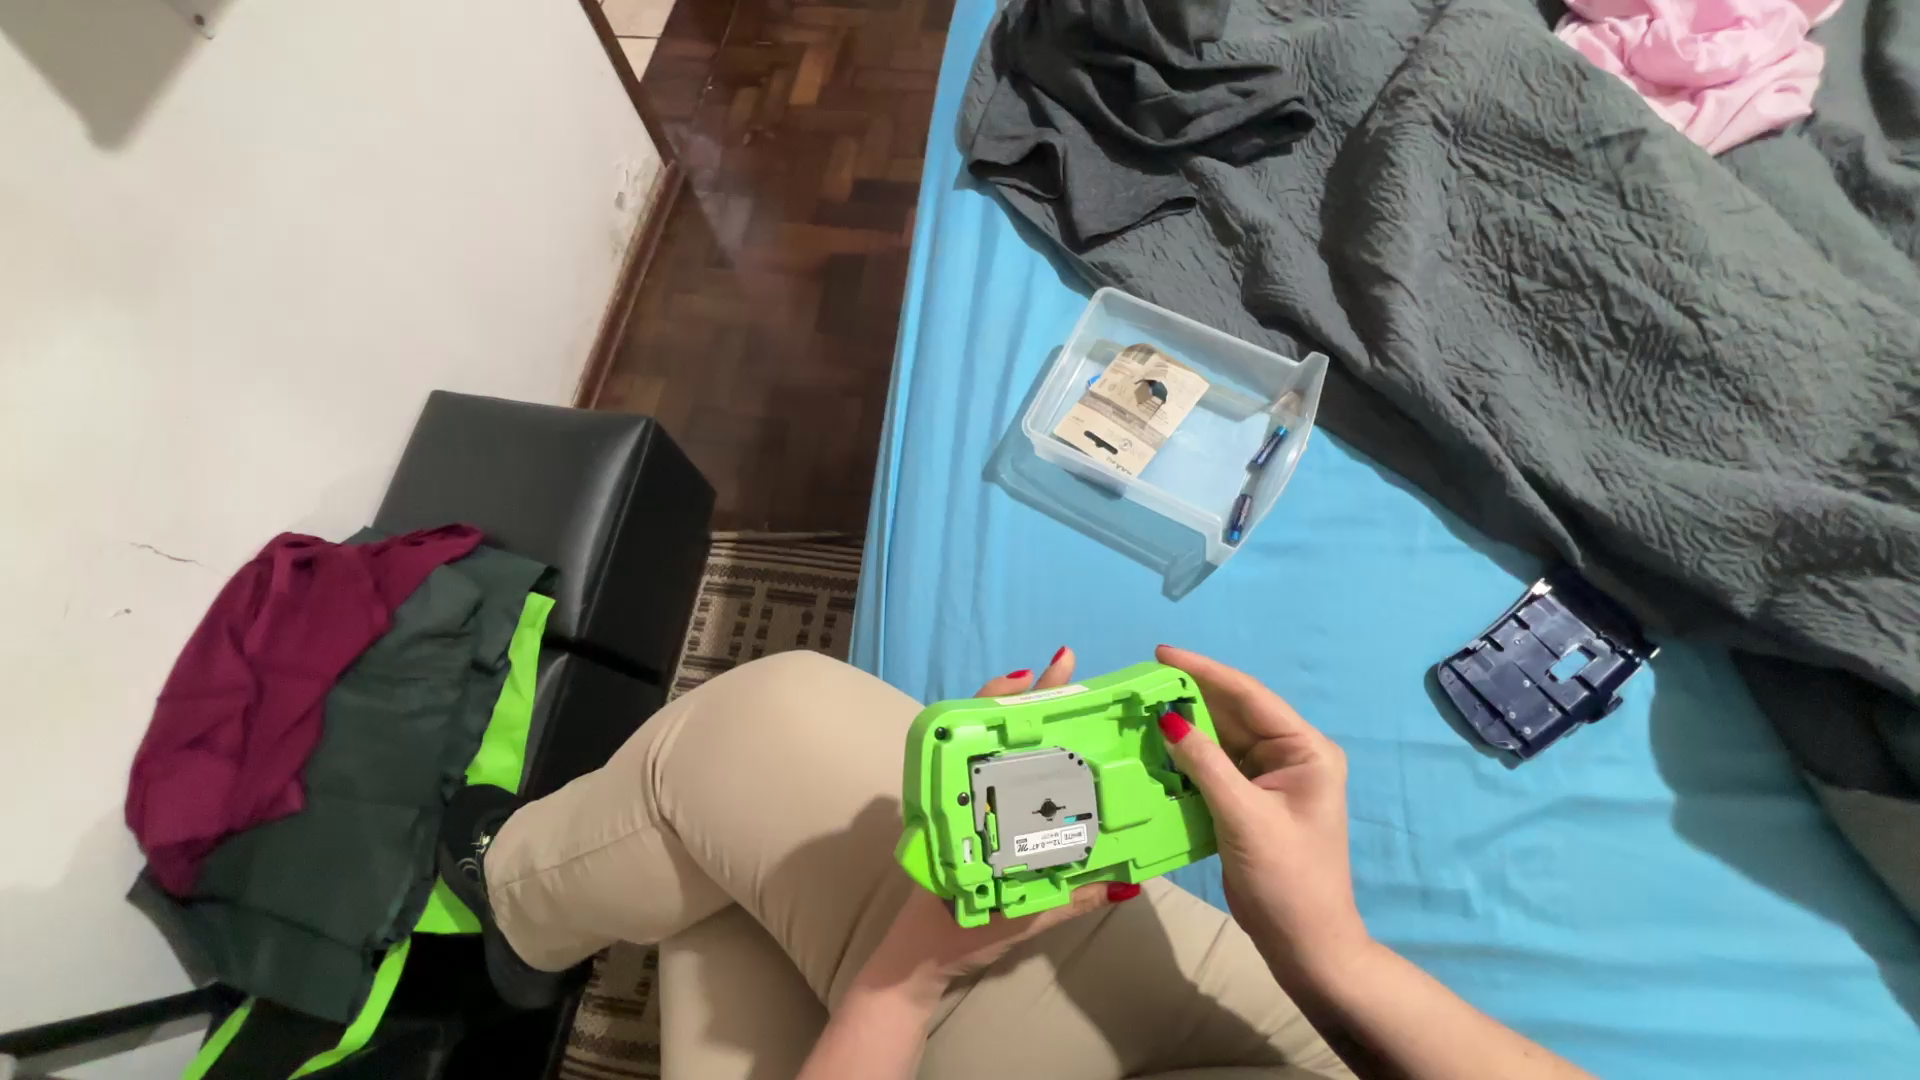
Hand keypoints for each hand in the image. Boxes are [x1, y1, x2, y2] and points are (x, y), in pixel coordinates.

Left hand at [850, 645, 1135, 1006]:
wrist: (915, 960)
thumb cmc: (952, 935)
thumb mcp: (1014, 919)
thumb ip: (1066, 900)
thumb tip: (1124, 881)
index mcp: (959, 808)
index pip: (980, 737)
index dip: (1005, 700)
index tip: (1034, 671)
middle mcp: (959, 796)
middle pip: (992, 731)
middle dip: (1030, 698)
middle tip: (1066, 666)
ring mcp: (965, 805)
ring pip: (996, 749)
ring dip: (1029, 721)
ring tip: (1067, 696)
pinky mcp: (974, 820)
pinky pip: (1000, 776)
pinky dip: (1027, 757)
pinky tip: (1056, 754)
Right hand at [1153, 645, 1371, 981]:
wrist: (1304, 945)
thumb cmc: (1287, 879)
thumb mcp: (1243, 816)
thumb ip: (1205, 763)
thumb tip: (1167, 718)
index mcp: (1305, 750)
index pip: (1249, 696)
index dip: (1205, 672)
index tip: (1162, 654)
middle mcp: (1289, 754)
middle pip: (1233, 712)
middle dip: (1189, 697)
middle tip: (1141, 681)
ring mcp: (1269, 775)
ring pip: (1220, 736)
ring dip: (1185, 725)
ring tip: (1141, 707)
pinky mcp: (1249, 796)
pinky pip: (1213, 762)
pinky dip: (1186, 754)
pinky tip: (1157, 745)